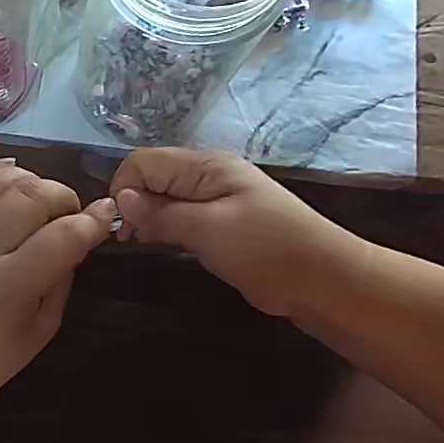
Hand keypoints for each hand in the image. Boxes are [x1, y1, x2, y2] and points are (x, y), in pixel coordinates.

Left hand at [0, 159, 116, 411]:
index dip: (93, 221)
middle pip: (29, 195)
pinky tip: (9, 181)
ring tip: (40, 200)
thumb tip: (79, 234)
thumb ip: (62, 276)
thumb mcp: (43, 328)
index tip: (107, 215)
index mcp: (7, 286)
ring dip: (29, 180)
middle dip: (63, 196)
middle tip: (70, 215)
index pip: (61, 236)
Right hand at [109, 148, 366, 316]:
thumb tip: (120, 198)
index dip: (124, 188)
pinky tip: (162, 242)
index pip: (143, 161)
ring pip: (163, 195)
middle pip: (151, 175)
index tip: (122, 224)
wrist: (323, 280)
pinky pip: (178, 213)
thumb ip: (160, 212)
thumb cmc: (265, 249)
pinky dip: (163, 225)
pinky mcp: (219, 220)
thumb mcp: (207, 229)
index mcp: (206, 166)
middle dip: (133, 201)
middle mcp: (207, 174)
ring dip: (147, 215)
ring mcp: (214, 197)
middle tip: (130, 238)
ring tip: (142, 241)